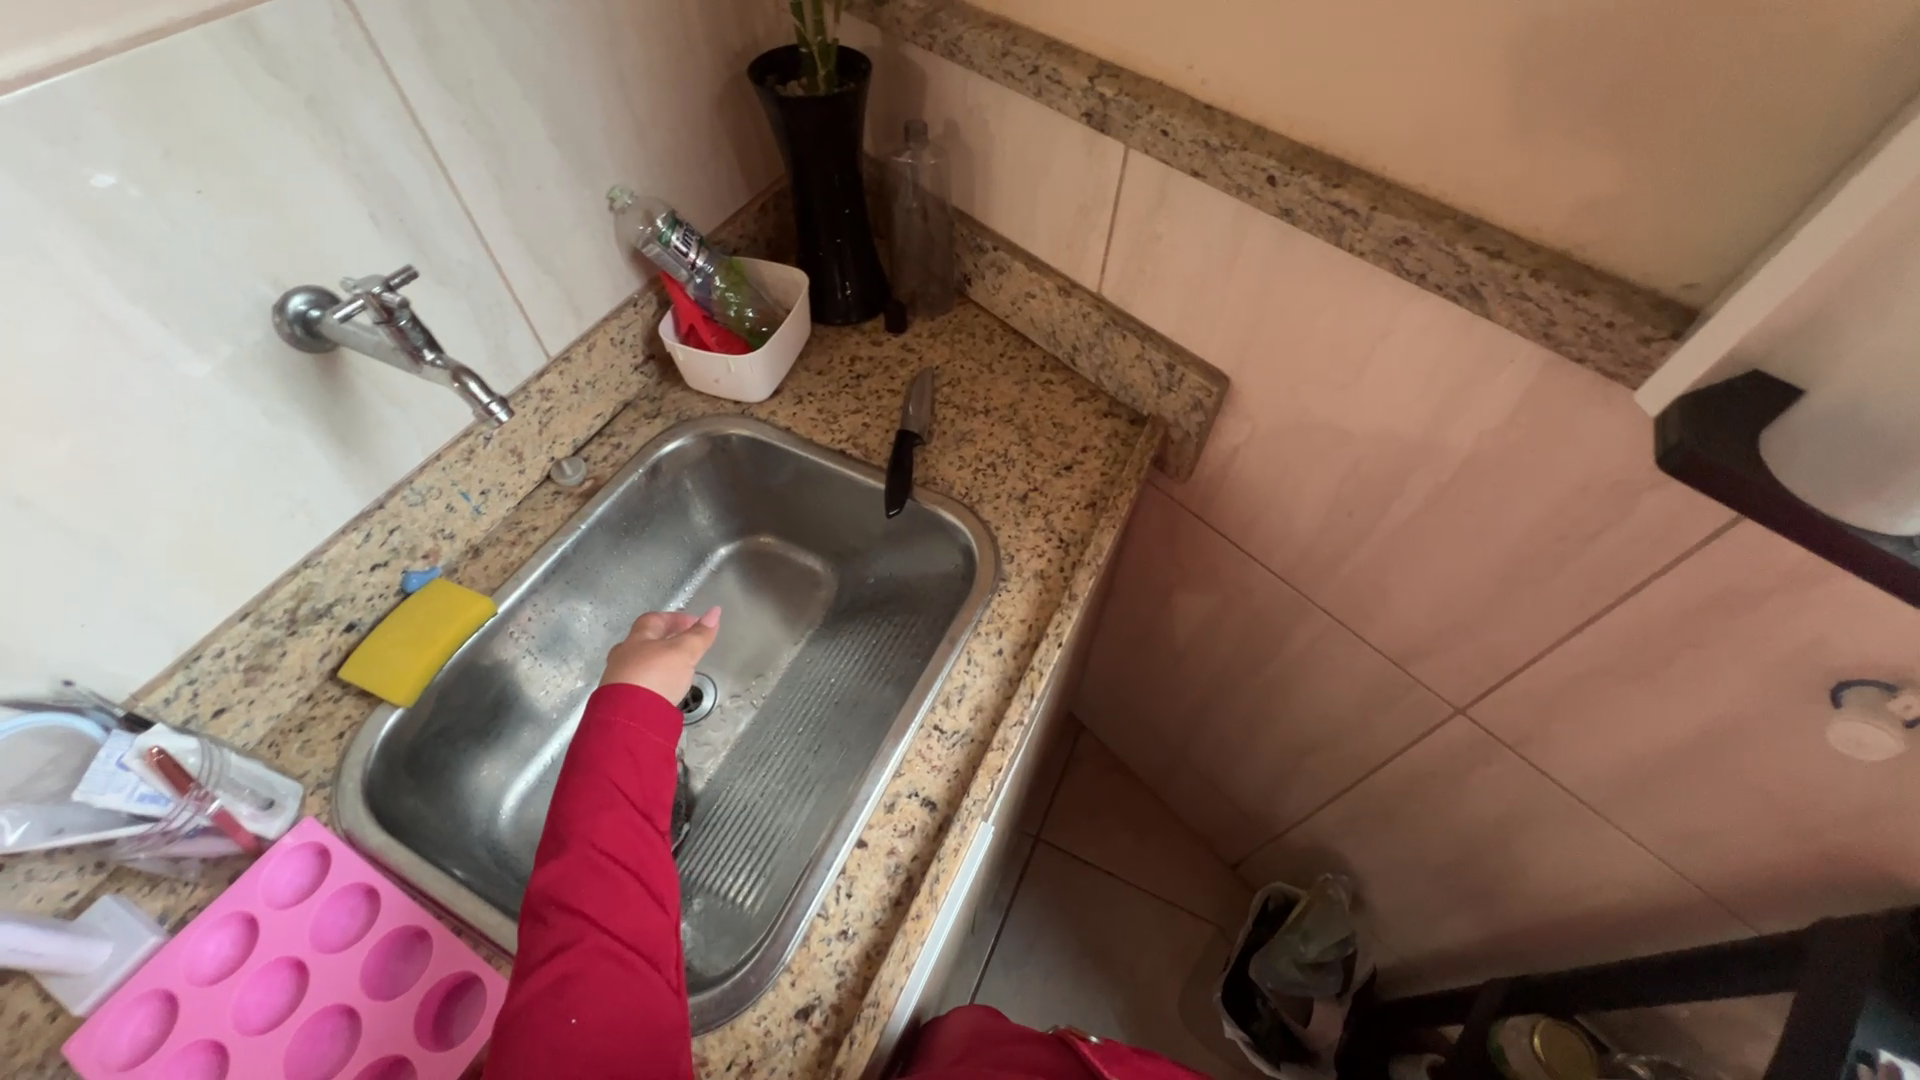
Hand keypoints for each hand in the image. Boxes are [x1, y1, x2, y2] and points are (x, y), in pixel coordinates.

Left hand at [599, 607, 720, 703]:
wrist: (629, 718)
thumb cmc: (655, 676)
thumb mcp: (684, 652)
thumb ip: (699, 634)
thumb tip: (715, 612)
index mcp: (637, 639)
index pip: (655, 619)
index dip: (676, 618)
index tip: (694, 623)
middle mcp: (623, 656)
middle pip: (644, 642)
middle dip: (664, 641)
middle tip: (683, 645)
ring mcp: (618, 680)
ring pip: (639, 664)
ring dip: (657, 663)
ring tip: (676, 670)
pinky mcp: (621, 701)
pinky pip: (638, 685)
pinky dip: (652, 683)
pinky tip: (663, 690)